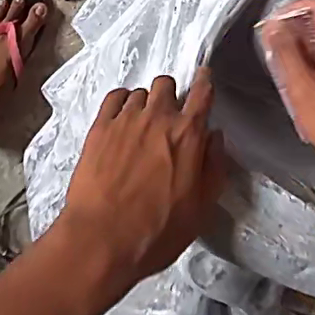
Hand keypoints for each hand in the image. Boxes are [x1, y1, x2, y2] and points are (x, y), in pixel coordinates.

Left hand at [54, 72, 226, 293]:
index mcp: (187, 135)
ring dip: (146, 103)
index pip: (202, 93)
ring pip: (140, 92)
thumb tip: (215, 137)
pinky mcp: (99, 126)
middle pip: (166, 84)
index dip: (205, 82)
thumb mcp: (201, 207)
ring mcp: (125, 119)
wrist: (102, 238)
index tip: (204, 77)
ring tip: (143, 125)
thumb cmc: (157, 230)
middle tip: (169, 117)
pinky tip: (121, 116)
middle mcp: (157, 118)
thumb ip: (214, 166)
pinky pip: (114, 97)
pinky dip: (121, 101)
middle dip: (171, 95)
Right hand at [256, 0, 314, 170]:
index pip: (314, 5)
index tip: (270, 28)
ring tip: (288, 78)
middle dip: (291, 35)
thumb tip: (272, 26)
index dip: (287, 11)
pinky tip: (301, 89)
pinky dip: (309, 65)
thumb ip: (284, 52)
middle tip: (275, 56)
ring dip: (298, 52)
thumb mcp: (302, 88)